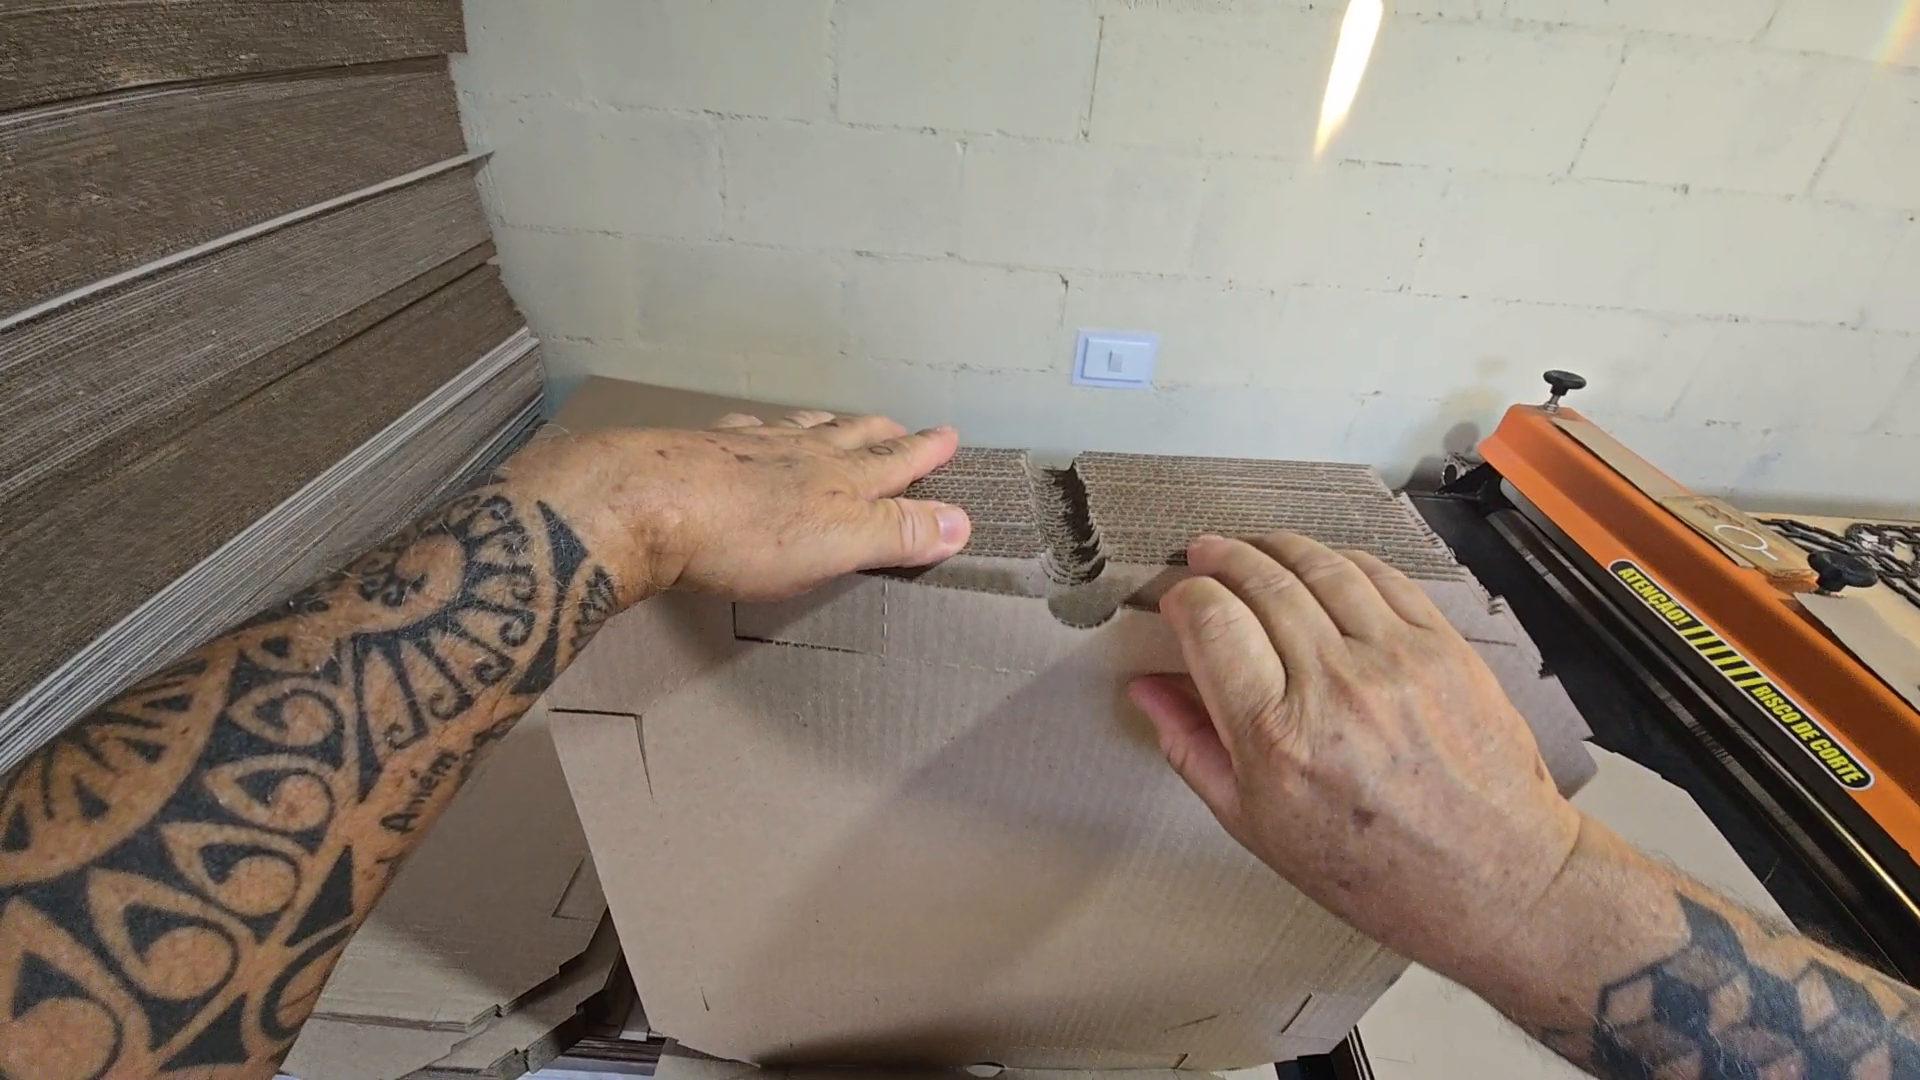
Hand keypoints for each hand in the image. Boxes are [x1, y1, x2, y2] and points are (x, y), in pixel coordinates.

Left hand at [510, 410, 971, 602]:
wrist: (648, 505)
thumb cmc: (750, 537)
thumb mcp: (839, 544)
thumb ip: (899, 532)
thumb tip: (965, 522)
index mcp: (838, 480)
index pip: (894, 464)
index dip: (925, 453)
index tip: (949, 436)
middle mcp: (802, 454)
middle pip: (852, 437)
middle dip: (884, 435)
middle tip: (903, 427)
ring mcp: (752, 447)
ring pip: (802, 428)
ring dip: (829, 425)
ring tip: (839, 420)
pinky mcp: (705, 451)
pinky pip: (746, 431)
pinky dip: (762, 428)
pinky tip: (752, 428)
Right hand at [1128, 533, 1581, 979]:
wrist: (1498, 883)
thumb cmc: (1369, 865)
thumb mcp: (1252, 821)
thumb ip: (1189, 744)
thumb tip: (1146, 689)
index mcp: (1276, 735)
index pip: (1211, 621)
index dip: (1184, 595)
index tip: (1178, 600)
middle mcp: (1335, 686)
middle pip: (1260, 580)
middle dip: (1220, 557)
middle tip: (1203, 554)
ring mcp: (1397, 660)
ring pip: (1318, 565)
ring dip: (1272, 546)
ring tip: (1251, 548)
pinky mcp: (1444, 648)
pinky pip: (1380, 575)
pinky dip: (1336, 558)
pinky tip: (1316, 564)